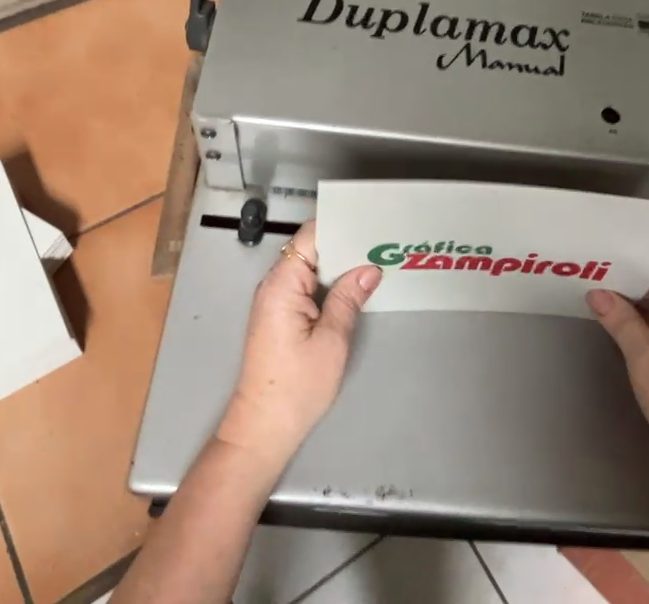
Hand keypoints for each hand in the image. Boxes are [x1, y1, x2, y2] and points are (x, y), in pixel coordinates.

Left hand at [217, 223, 380, 465]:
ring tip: (378, 257)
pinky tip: (356, 285)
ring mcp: (275, 301)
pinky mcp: (280, 316)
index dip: (340, 225)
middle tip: (384, 239)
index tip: (371, 220)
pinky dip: (330, 283)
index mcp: (282, 284)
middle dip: (346, 243)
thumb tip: (369, 268)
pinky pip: (307, 286)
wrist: (263, 428)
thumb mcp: (332, 341)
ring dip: (340, 264)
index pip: (310, 236)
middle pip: (310, 249)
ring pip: (311, 268)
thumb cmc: (297, 387)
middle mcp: (274, 286)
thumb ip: (349, 299)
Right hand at [588, 262, 648, 501]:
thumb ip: (619, 320)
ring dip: (622, 294)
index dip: (630, 251)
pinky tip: (605, 311)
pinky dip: (630, 315)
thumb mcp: (644, 358)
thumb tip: (595, 291)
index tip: (596, 242)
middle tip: (581, 259)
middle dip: (620, 271)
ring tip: (585, 278)